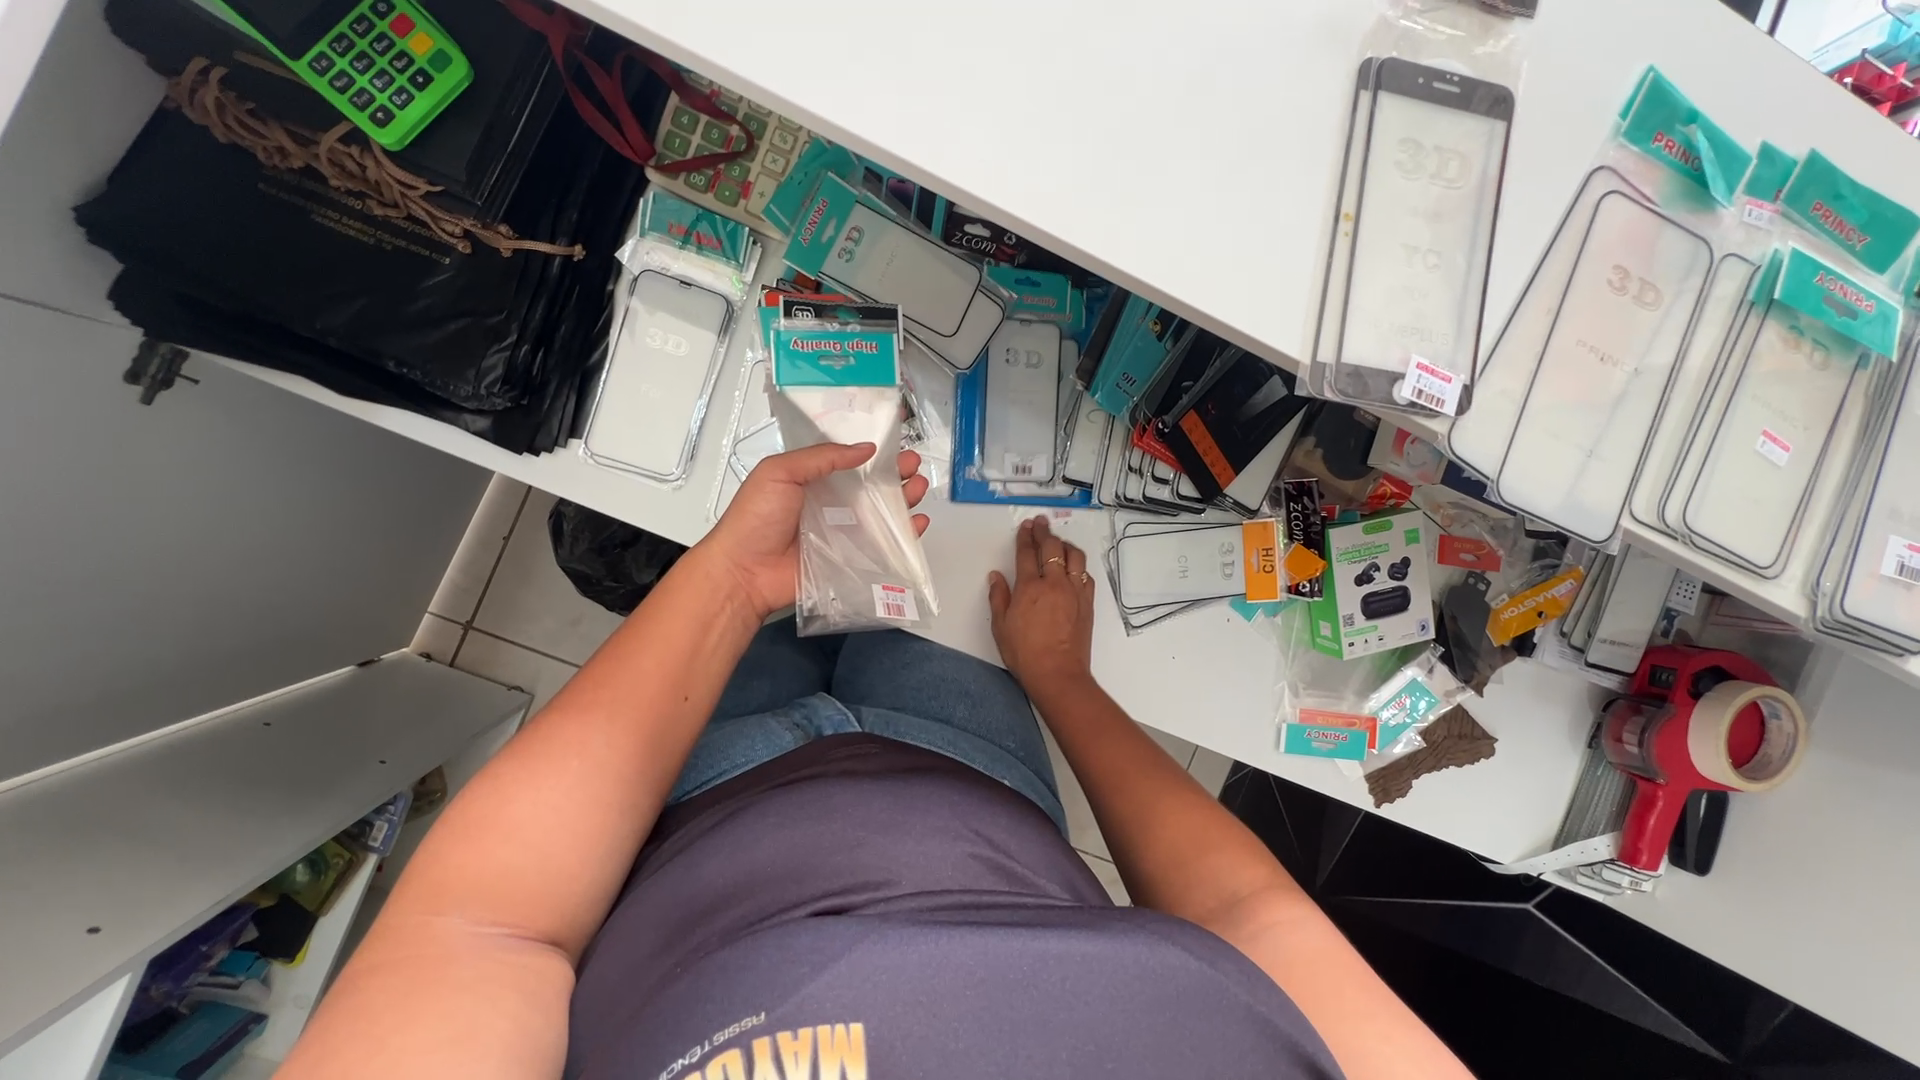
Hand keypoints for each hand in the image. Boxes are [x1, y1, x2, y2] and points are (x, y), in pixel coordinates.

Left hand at [693, 442, 929, 621]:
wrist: (745, 572)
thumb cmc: (754, 519)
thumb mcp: (780, 472)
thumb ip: (822, 457)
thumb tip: (864, 449)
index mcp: (812, 479)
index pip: (848, 459)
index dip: (872, 449)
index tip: (896, 438)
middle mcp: (830, 503)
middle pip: (871, 485)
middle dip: (895, 472)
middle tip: (913, 463)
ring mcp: (842, 532)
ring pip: (881, 513)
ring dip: (904, 499)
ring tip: (917, 487)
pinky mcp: (851, 559)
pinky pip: (882, 545)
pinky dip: (904, 535)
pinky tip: (917, 523)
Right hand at [988, 515, 1094, 692]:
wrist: (1057, 673)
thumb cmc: (1025, 653)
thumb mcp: (1001, 626)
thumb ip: (998, 597)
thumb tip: (996, 577)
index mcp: (1029, 587)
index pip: (1027, 553)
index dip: (1025, 537)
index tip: (1025, 527)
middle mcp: (1054, 583)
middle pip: (1052, 548)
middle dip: (1045, 532)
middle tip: (1040, 524)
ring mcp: (1074, 591)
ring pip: (1074, 556)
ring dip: (1065, 544)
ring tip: (1059, 541)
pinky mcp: (1087, 603)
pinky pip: (1086, 575)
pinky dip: (1079, 566)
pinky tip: (1074, 567)